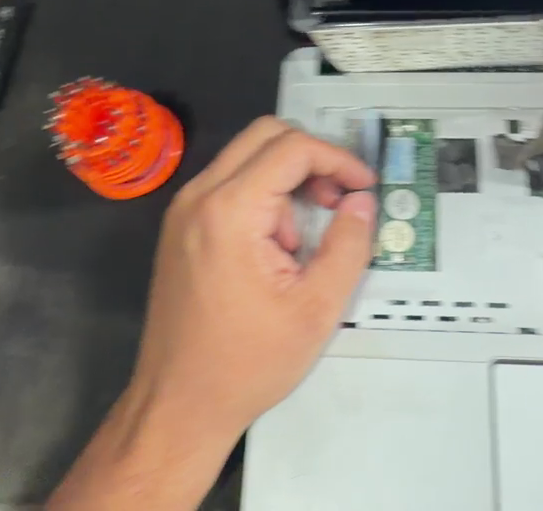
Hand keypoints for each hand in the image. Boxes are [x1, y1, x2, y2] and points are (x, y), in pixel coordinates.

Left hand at [46, 119, 376, 510]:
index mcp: (229, 210)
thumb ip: (349, 245)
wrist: (177, 406)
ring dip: (285, 180)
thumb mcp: (316, 309)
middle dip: (311, 158)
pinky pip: (229, 184)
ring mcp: (183, 209)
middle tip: (338, 199)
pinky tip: (274, 249)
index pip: (292, 149)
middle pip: (265, 135)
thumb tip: (363, 200)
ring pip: (246, 157)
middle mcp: (199, 195)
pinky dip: (262, 196)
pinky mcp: (180, 226)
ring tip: (302, 242)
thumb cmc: (247, 363)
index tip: (365, 187)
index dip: (337, 159)